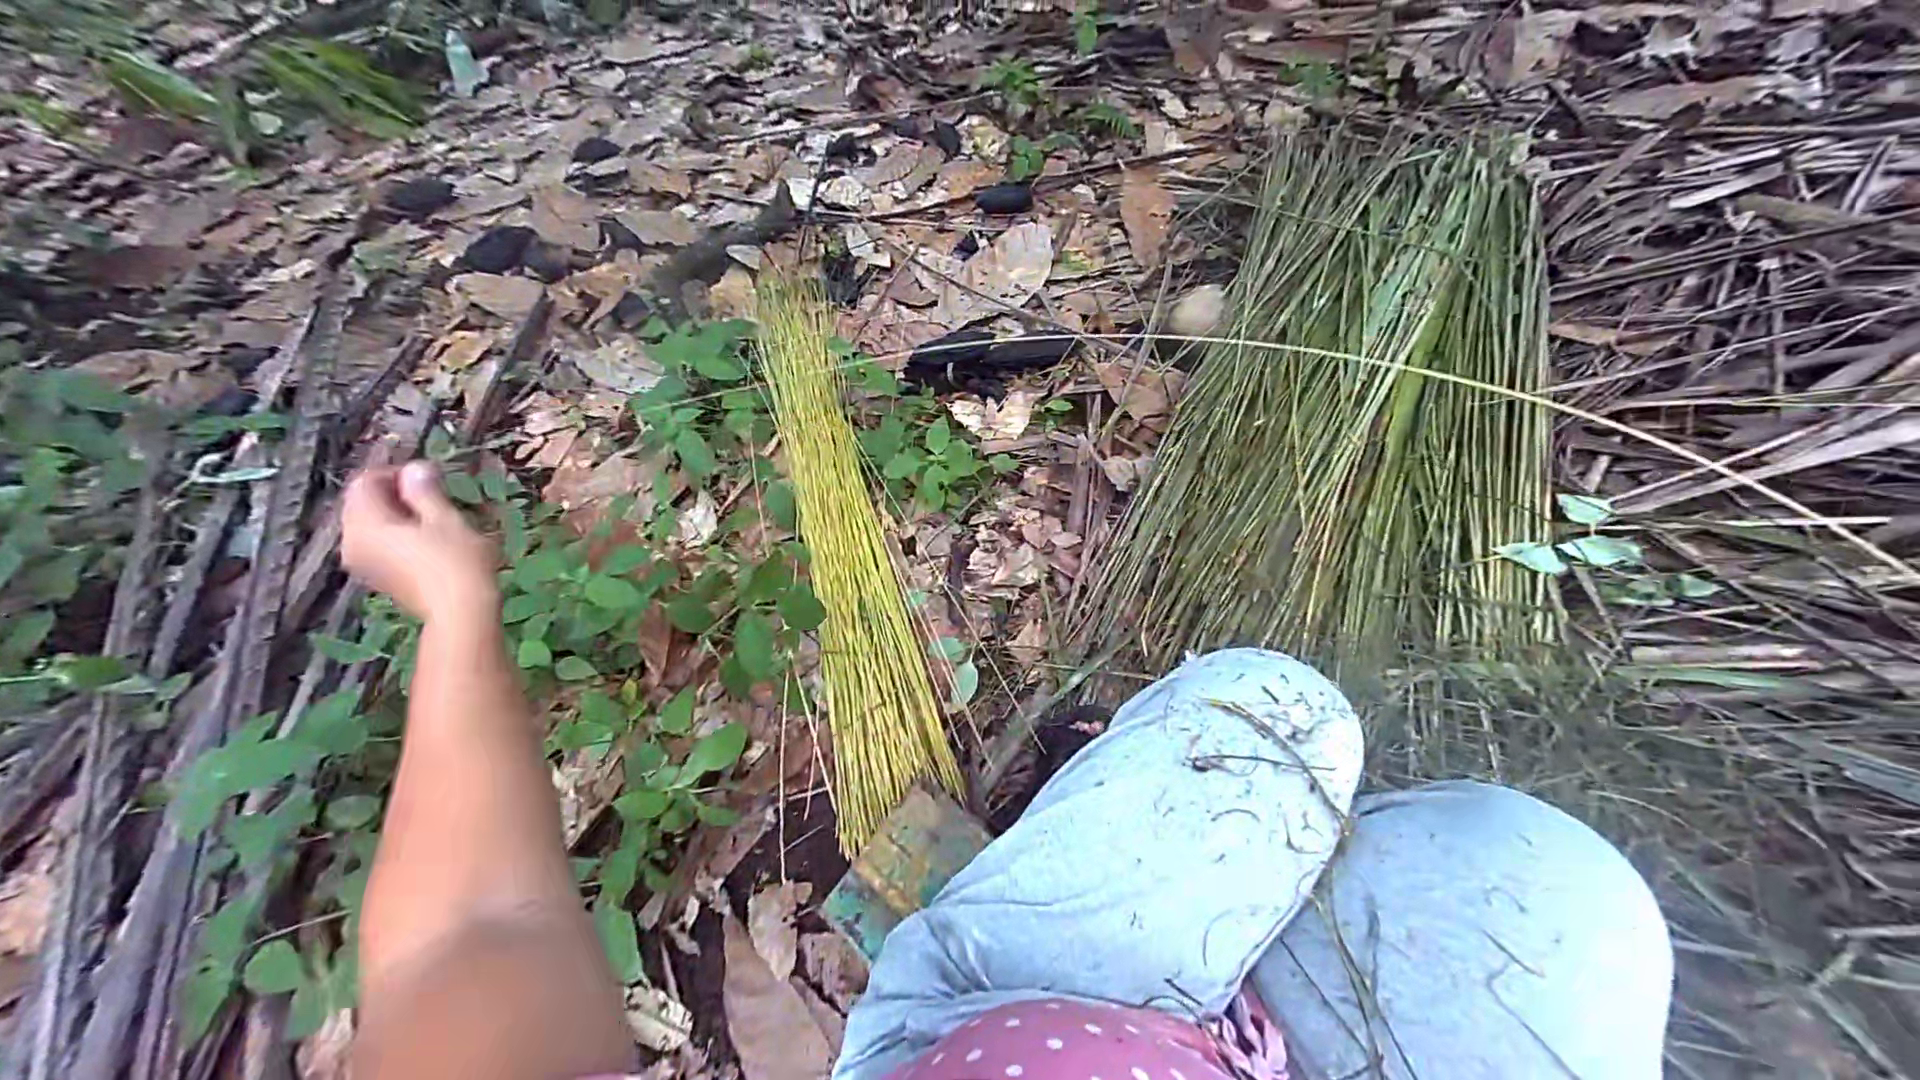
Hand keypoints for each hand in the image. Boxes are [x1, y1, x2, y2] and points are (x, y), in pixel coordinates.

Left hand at [341, 461, 498, 623]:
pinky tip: (429, 541)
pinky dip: (398, 536)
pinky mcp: (378, 577)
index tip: (431, 477)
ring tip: (436, 518)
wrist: (461, 611)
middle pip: (363, 504)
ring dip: (398, 515)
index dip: (396, 473)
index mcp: (364, 523)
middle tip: (435, 496)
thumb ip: (425, 491)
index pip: (364, 482)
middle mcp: (352, 541)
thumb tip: (415, 469)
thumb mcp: (447, 519)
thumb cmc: (457, 561)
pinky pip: (379, 544)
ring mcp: (362, 562)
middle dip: (395, 495)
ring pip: (371, 525)